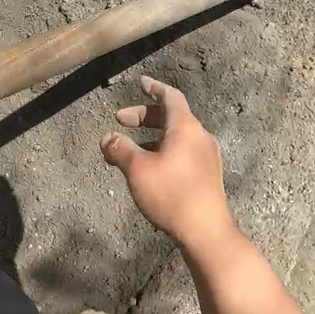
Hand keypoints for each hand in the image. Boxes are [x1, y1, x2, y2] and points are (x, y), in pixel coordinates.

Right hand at [102, 76, 234, 242]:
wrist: (205, 230)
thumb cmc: (171, 194)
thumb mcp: (137, 169)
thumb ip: (120, 149)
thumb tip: (107, 138)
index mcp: (186, 127)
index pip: (170, 97)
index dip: (153, 88)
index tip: (141, 83)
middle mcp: (200, 136)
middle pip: (171, 117)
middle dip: (143, 117)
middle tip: (120, 121)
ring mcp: (207, 156)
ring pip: (175, 137)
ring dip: (150, 137)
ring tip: (128, 151)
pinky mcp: (207, 174)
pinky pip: (182, 152)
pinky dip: (163, 150)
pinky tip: (149, 168)